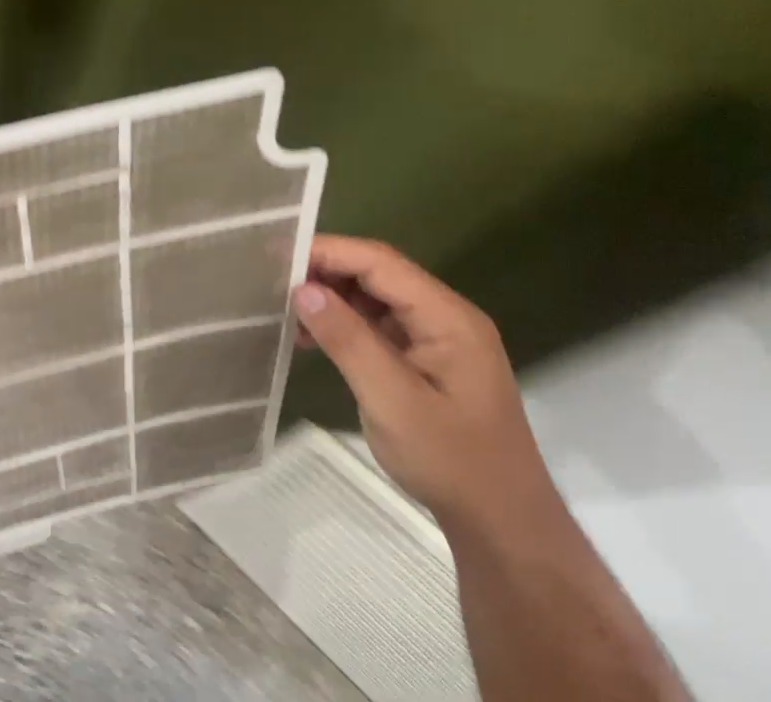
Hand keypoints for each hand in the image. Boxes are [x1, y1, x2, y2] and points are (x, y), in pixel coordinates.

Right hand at [292, 236, 558, 527]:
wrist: (500, 518)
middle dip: (326, 272)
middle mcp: (446, 318)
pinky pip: (379, 325)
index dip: (328, 252)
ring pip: (376, 298)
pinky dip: (343, 324)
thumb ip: (348, 340)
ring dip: (331, 298)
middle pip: (379, 274)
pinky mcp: (426, 361)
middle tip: (271, 283)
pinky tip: (311, 338)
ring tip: (283, 310)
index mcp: (448, 318)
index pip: (381, 263)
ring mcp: (438, 340)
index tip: (276, 257)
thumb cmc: (450, 459)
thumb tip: (304, 290)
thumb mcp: (391, 400)